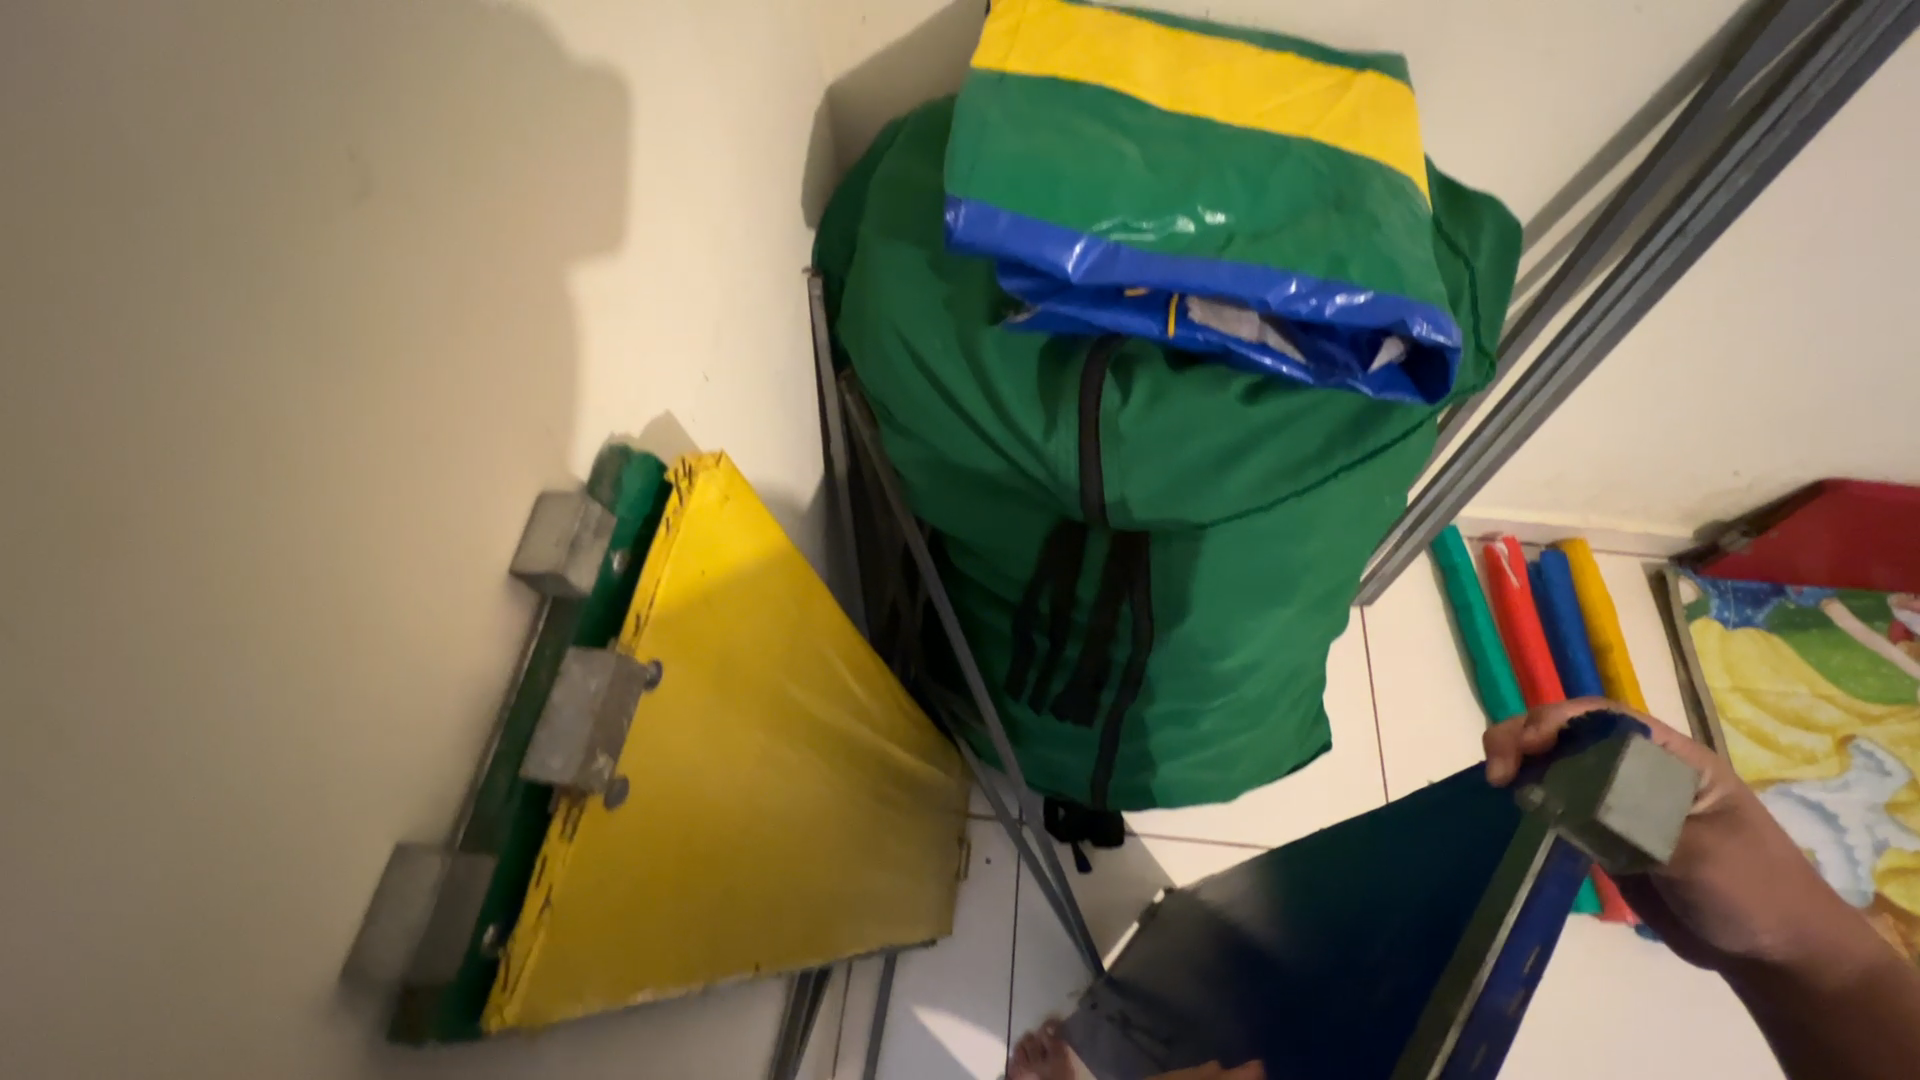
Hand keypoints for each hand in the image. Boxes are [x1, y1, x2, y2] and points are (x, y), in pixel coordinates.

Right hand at [1484, 698, 1884, 976]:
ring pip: (1553, 764)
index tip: (1527, 747)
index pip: (1603, 717)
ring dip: (1518, 766)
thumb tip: (1562, 798)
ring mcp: (1616, 799)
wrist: (1776, 957)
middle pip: (1566, 734)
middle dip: (1522, 739)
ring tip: (1496, 787)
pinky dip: (1526, 799)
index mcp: (1672, 758)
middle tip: (1496, 772)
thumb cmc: (1754, 893)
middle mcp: (1638, 768)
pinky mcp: (1600, 831)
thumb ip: (1630, 819)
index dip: (1556, 720)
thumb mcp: (1699, 852)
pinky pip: (1554, 803)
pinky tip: (1511, 810)